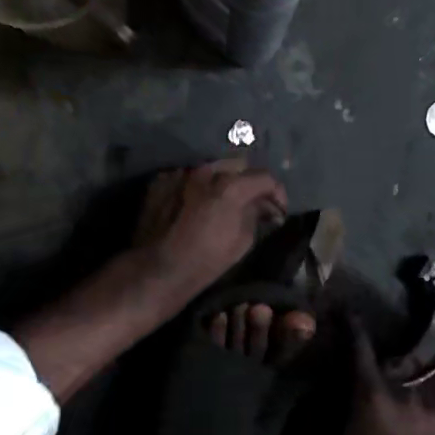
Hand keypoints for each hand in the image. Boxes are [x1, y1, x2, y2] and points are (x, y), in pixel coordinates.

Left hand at [139, 159, 288, 294]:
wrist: (156, 269)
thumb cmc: (205, 260)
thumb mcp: (243, 241)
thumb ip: (256, 215)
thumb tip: (265, 207)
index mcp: (231, 185)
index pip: (265, 177)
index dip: (277, 193)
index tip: (278, 209)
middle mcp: (206, 170)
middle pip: (238, 165)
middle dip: (250, 182)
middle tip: (253, 201)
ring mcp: (181, 172)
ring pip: (211, 167)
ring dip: (222, 181)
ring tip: (223, 200)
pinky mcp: (162, 179)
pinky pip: (187, 176)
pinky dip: (196, 186)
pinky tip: (196, 204)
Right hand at [343, 322, 434, 434]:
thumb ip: (346, 411)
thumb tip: (346, 393)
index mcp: (373, 396)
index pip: (360, 350)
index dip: (353, 327)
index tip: (347, 310)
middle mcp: (405, 394)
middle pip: (390, 372)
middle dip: (379, 376)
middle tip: (368, 391)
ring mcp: (431, 410)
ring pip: (410, 394)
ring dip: (399, 401)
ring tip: (391, 422)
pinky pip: (425, 413)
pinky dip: (414, 418)